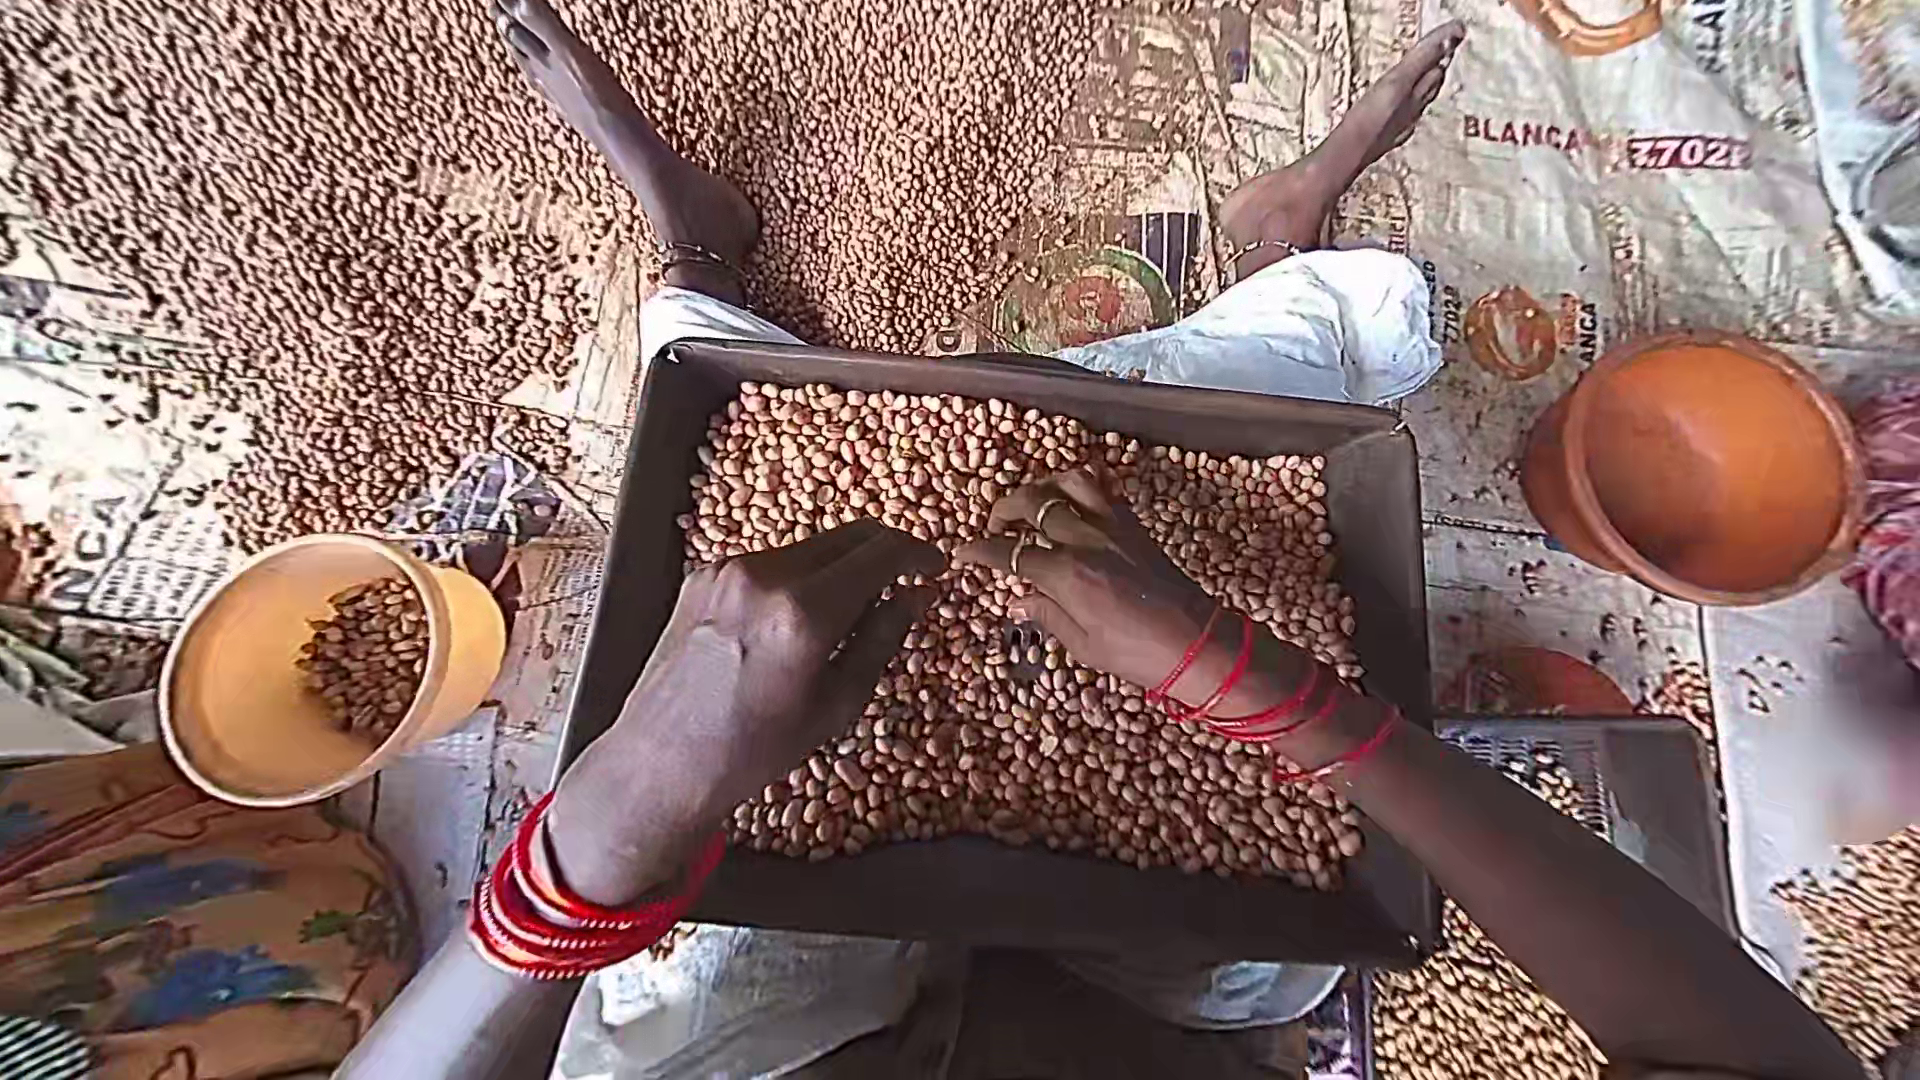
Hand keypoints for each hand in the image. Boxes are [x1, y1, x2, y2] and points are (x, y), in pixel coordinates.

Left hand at [547, 519, 941, 903]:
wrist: (661, 760)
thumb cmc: (758, 746)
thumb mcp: (839, 702)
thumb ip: (883, 636)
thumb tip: (916, 595)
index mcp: (803, 612)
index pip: (881, 553)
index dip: (918, 553)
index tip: (935, 566)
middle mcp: (764, 574)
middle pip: (849, 534)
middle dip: (886, 551)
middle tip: (904, 580)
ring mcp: (728, 569)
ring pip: (811, 546)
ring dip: (843, 565)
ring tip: (848, 610)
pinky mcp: (705, 574)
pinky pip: (773, 561)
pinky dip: (802, 575)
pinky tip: (799, 615)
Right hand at [953, 468, 1323, 724]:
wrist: (1197, 642)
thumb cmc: (1135, 652)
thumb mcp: (1082, 644)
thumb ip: (1046, 614)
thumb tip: (1018, 601)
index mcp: (1066, 574)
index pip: (1009, 552)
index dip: (980, 550)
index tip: (963, 551)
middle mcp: (1085, 540)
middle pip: (1032, 503)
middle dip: (1004, 508)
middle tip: (995, 524)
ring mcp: (1112, 526)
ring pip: (1069, 482)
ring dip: (1043, 486)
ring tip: (1033, 503)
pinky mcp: (1133, 524)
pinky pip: (1103, 488)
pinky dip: (1080, 484)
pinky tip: (1071, 498)